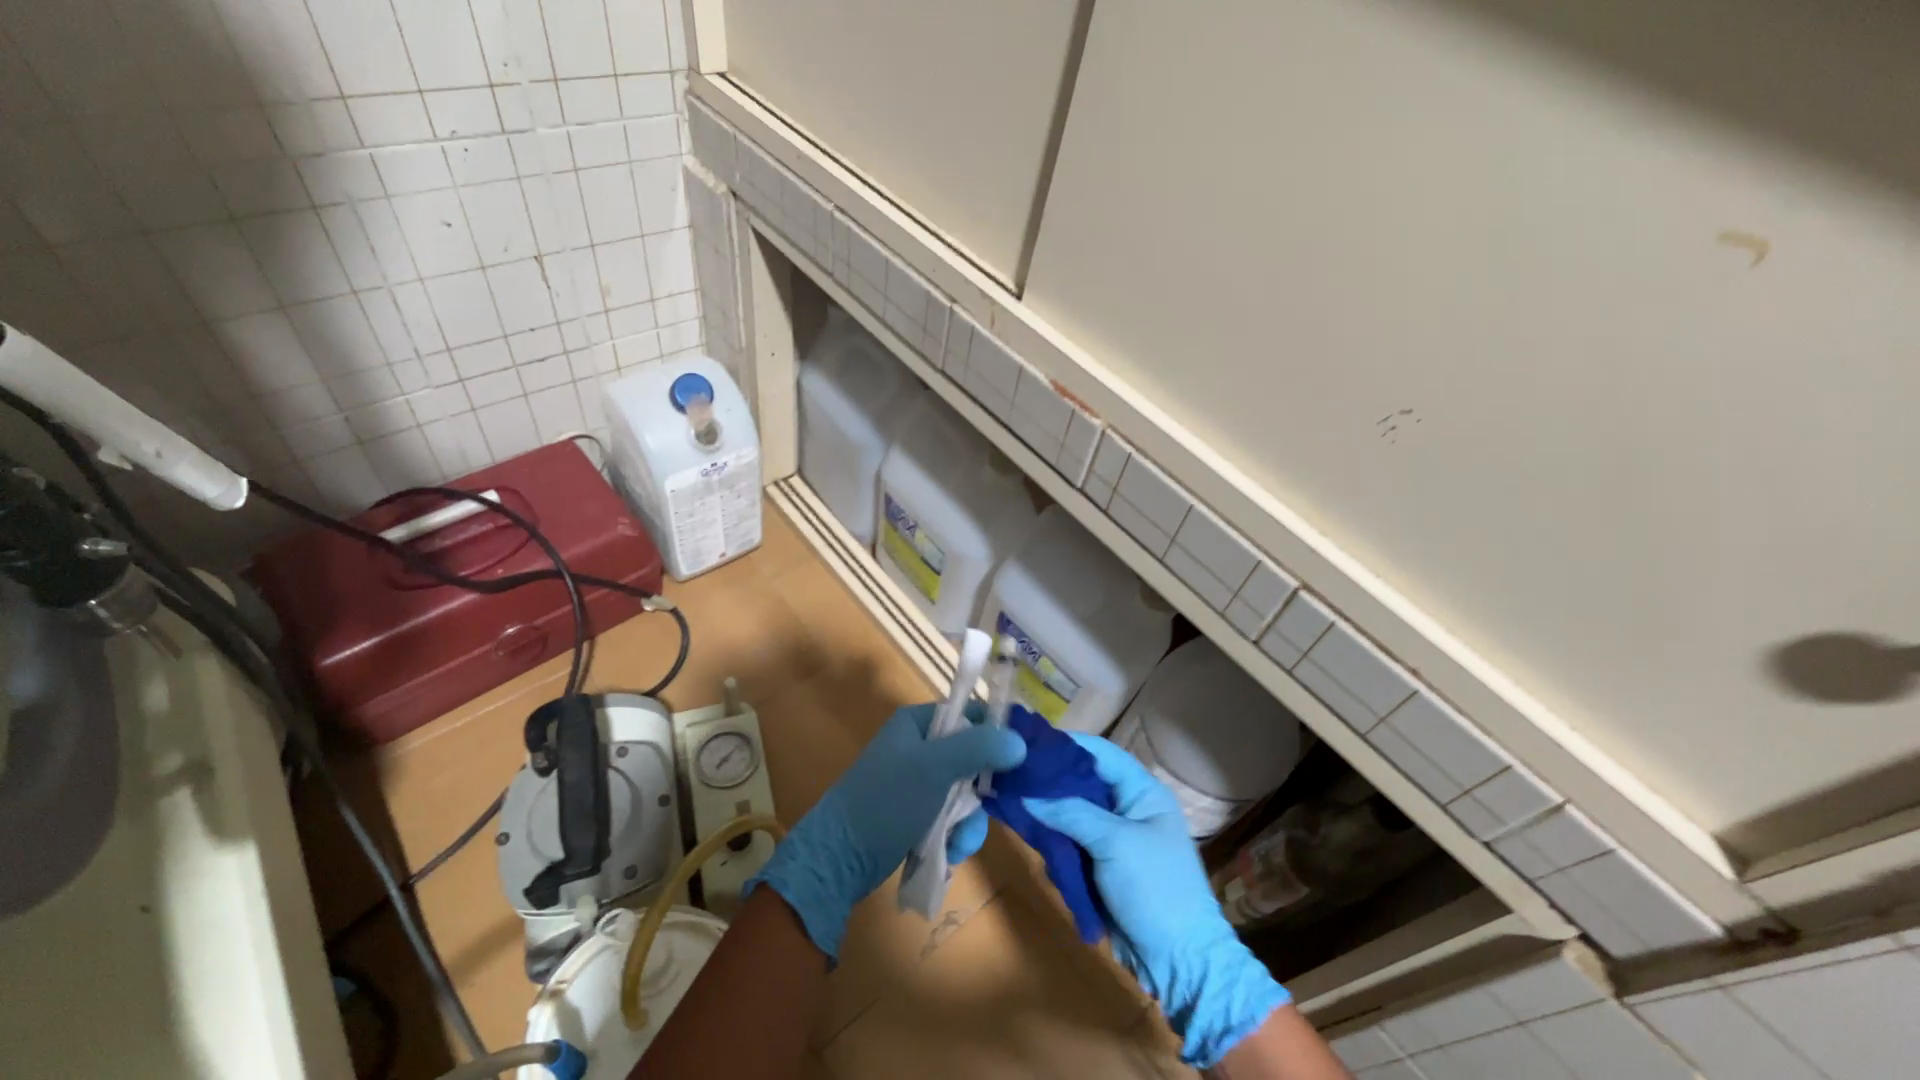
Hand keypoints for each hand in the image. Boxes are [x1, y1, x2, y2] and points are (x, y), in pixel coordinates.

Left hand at [748, 702, 1025, 959]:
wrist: (838, 858)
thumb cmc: (885, 801)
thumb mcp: (934, 768)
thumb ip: (978, 748)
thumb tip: (1019, 740)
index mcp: (917, 724)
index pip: (970, 714)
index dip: (997, 733)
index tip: (1021, 759)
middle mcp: (919, 747)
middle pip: (974, 759)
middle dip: (980, 792)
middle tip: (985, 808)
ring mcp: (917, 783)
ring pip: (965, 794)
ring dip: (967, 822)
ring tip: (956, 843)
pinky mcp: (916, 814)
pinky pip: (950, 818)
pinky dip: (953, 836)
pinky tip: (947, 854)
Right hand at [1025, 733, 1290, 1067]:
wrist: (1178, 959)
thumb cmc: (1155, 888)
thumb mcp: (1115, 844)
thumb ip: (1072, 813)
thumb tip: (1027, 793)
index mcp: (1143, 793)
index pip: (1101, 754)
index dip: (1066, 746)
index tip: (1026, 743)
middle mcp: (1128, 809)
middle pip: (1082, 784)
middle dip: (1050, 785)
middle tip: (1009, 779)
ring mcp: (1115, 840)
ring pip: (1071, 816)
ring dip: (1049, 819)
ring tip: (1013, 810)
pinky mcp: (1102, 867)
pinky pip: (1071, 845)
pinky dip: (1055, 847)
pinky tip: (1033, 844)